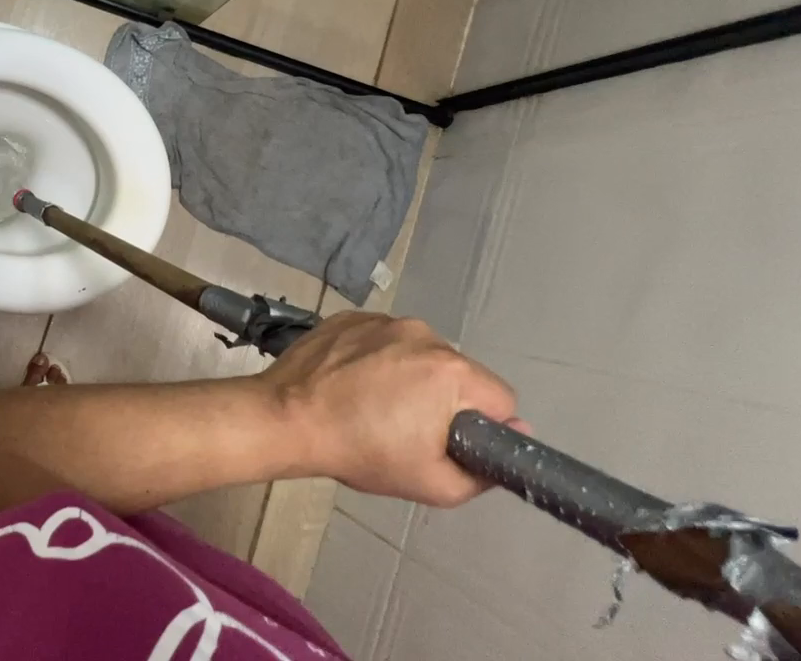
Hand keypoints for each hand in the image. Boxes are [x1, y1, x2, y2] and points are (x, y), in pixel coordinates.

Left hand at [260, 312, 524, 506]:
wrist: (286, 416)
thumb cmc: (360, 449)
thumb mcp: (436, 484)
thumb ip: (486, 469)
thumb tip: (514, 434)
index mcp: (451, 369)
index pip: (499, 400)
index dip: (482, 427)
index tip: (448, 440)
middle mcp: (421, 333)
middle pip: (458, 373)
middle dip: (444, 400)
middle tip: (406, 426)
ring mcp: (381, 320)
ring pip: (418, 353)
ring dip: (409, 375)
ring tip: (373, 403)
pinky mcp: (349, 317)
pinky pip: (382, 339)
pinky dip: (376, 358)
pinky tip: (351, 381)